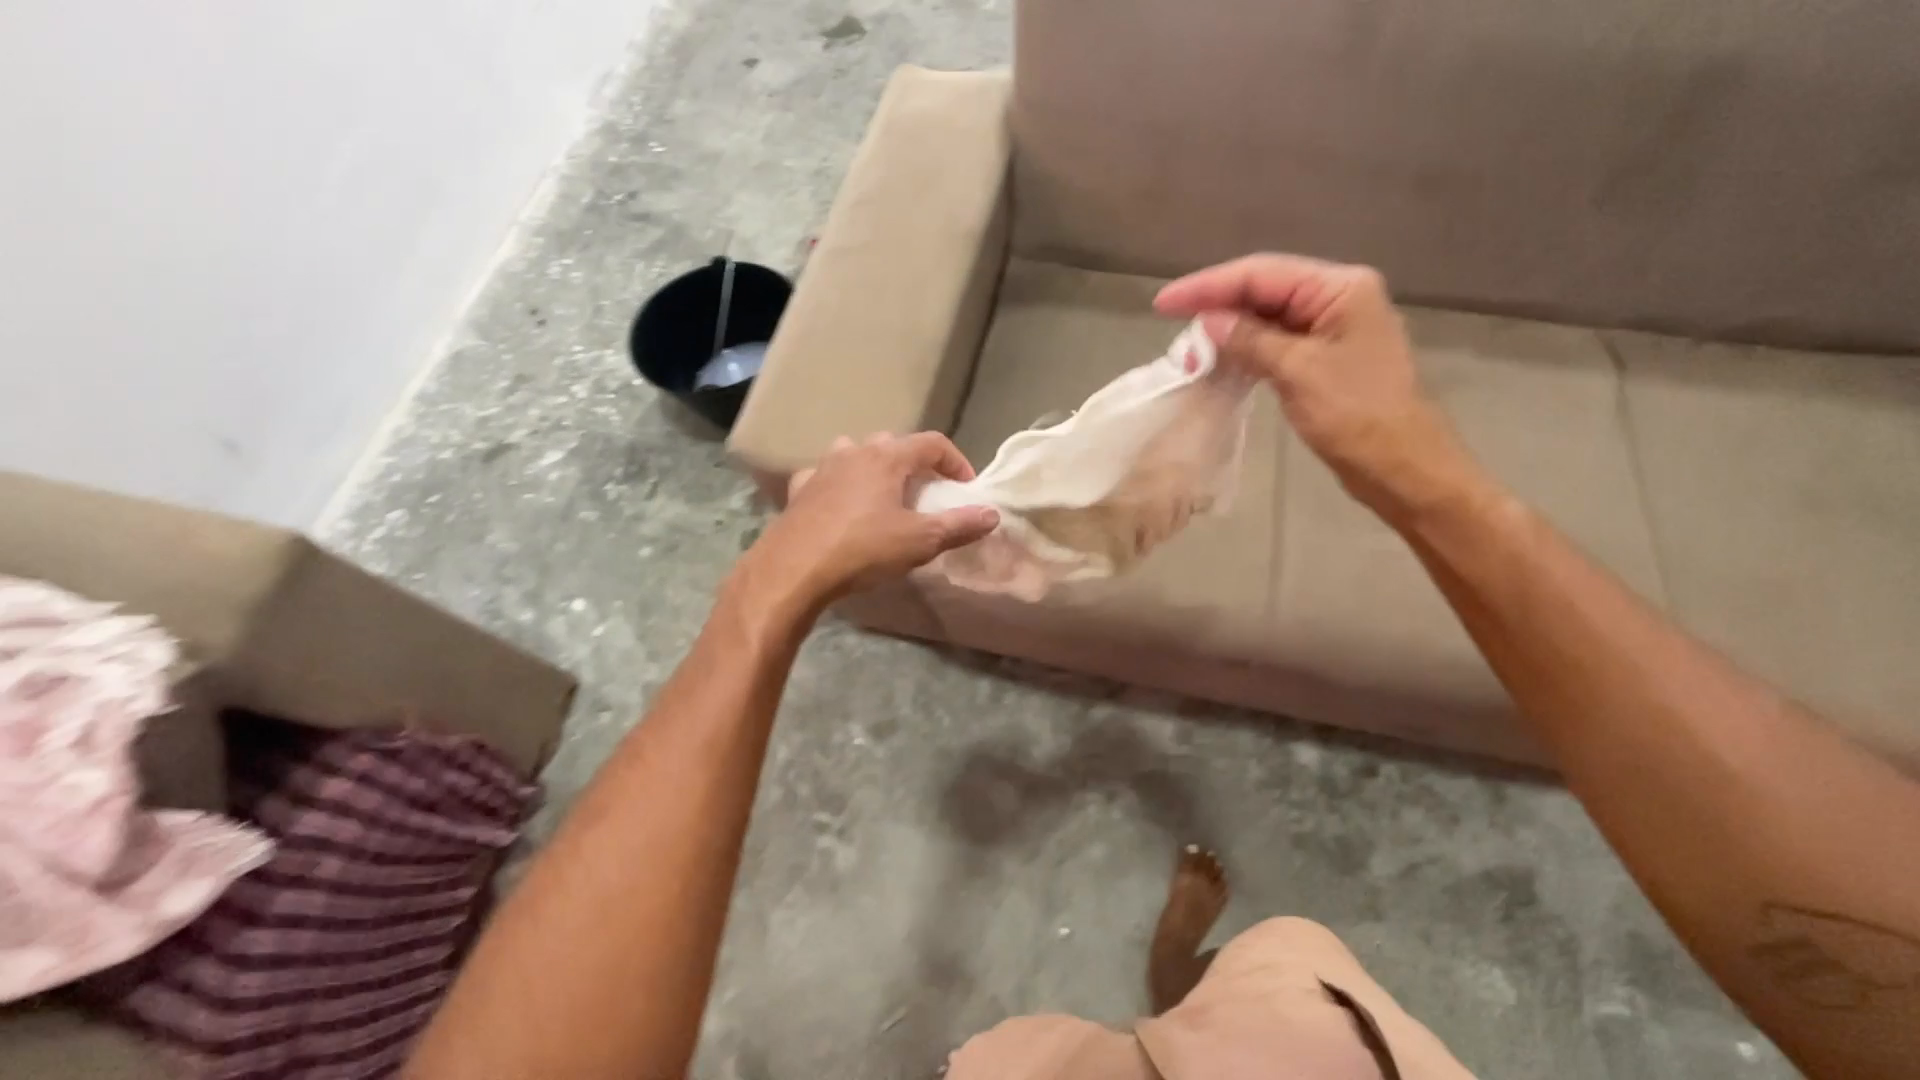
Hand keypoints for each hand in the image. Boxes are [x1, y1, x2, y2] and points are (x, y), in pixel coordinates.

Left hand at [745, 432, 999, 606]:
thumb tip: (992, 513)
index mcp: (886, 458)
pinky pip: (825, 477)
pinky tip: (841, 506)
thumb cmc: (862, 550)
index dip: (955, 461)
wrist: (794, 569)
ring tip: (884, 494)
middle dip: (914, 462)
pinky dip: (839, 484)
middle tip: (926, 490)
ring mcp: (822, 468)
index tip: (966, 487)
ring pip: (854, 453)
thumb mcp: (919, 541)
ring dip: (873, 466)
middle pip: (892, 444)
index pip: (932, 443)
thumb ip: (959, 525)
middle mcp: (853, 452)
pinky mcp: (799, 490)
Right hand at [1156, 254, 1478, 519]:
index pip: (1261, 273)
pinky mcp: (1326, 357)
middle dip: (1216, 304)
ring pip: (1269, 316)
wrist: (1402, 466)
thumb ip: (1250, 339)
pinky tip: (1220, 358)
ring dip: (1229, 328)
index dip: (1208, 285)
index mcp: (1340, 288)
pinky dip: (1247, 348)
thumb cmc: (1357, 416)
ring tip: (1189, 344)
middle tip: (1170, 321)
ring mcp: (1333, 328)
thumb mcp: (1297, 372)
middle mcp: (1338, 297)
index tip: (1164, 302)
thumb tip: (1208, 320)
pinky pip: (1277, 341)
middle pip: (1265, 288)